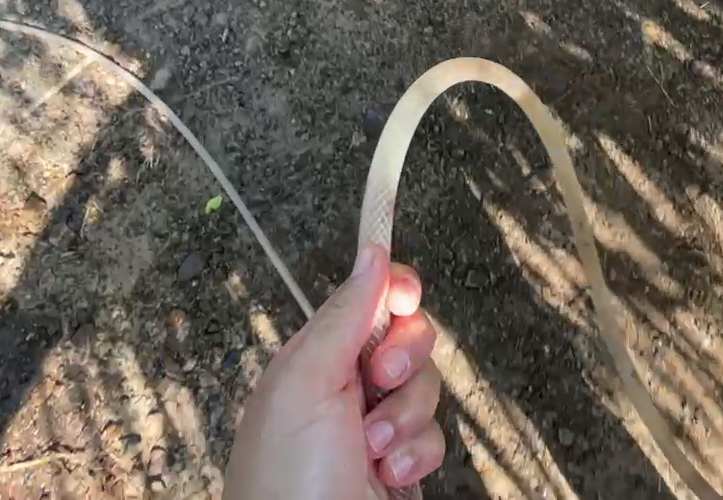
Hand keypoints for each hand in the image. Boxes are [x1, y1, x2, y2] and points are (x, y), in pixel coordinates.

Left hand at [226, 245, 443, 498]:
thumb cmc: (288, 481)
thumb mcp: (307, 384)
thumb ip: (347, 314)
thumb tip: (375, 247)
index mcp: (316, 357)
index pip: (368, 297)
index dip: (395, 288)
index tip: (408, 296)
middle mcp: (347, 386)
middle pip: (408, 334)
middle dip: (407, 355)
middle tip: (384, 379)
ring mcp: (377, 427)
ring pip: (427, 384)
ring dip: (408, 415)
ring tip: (376, 450)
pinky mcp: (402, 464)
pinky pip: (434, 434)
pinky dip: (417, 453)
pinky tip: (389, 476)